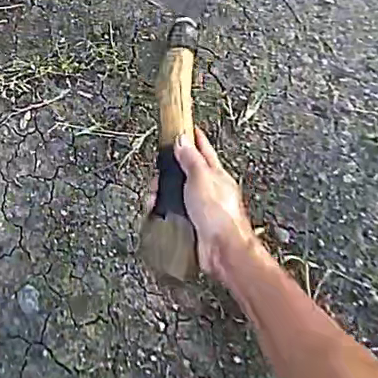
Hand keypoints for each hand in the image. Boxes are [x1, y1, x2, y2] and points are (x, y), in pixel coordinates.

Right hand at [172, 126, 258, 281]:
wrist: (223, 250)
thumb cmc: (220, 214)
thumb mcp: (201, 177)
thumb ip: (190, 158)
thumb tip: (182, 140)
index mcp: (215, 172)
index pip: (202, 148)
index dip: (192, 136)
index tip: (182, 127)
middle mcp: (208, 188)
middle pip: (185, 170)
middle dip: (169, 169)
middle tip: (159, 172)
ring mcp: (200, 206)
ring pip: (176, 191)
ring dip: (163, 192)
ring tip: (154, 196)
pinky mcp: (191, 223)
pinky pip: (172, 211)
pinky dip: (162, 209)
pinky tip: (157, 211)